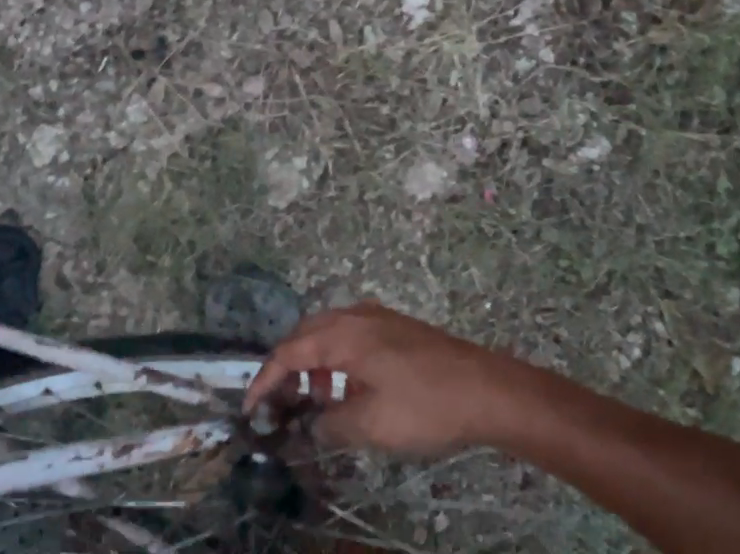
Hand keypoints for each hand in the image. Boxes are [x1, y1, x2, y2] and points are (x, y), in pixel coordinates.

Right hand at [242, 302, 517, 455]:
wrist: (488, 390)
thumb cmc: (424, 405)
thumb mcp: (370, 425)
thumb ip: (331, 424)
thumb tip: (314, 423)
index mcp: (342, 334)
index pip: (288, 352)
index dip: (266, 379)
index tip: (251, 406)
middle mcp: (356, 316)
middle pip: (306, 334)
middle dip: (289, 367)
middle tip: (284, 401)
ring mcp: (380, 318)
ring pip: (331, 333)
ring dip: (317, 364)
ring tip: (322, 402)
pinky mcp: (400, 328)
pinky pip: (354, 336)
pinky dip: (340, 359)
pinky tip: (355, 390)